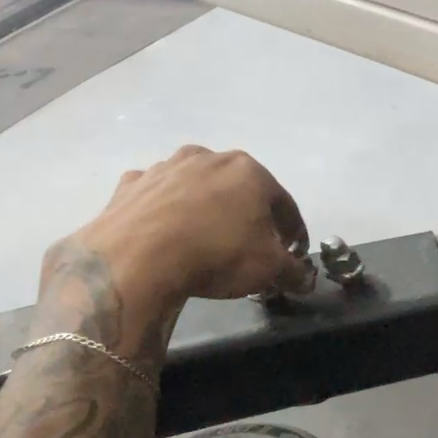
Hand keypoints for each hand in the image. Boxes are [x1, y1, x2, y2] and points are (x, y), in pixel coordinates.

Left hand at [54, 145, 314, 312]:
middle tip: (256, 245)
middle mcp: (209, 158)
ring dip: (211, 209)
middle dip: (253, 215)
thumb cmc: (220, 254)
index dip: (295, 232)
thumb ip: (295, 272)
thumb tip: (305, 279)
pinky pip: (163, 196)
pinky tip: (173, 234)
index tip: (294, 253)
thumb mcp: (272, 270)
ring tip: (212, 240)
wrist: (138, 258)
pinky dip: (171, 211)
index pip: (285, 205)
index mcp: (250, 172)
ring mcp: (166, 166)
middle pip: (241, 190)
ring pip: (200, 188)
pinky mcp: (132, 183)